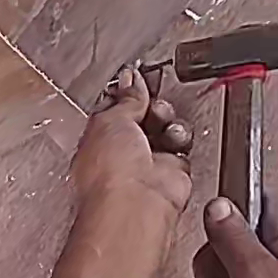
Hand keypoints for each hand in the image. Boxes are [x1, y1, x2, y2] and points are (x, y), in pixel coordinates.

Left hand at [68, 66, 193, 212]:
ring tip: (160, 122)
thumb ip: (125, 98)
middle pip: (141, 114)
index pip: (114, 108)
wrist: (135, 202)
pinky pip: (180, 144)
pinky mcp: (170, 171)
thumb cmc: (109, 172)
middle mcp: (120, 153)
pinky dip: (179, 137)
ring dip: (165, 119)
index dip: (126, 91)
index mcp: (96, 141)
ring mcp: (146, 162)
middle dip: (148, 103)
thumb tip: (130, 79)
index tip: (136, 75)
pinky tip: (172, 140)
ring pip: (163, 125)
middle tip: (149, 104)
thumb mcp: (110, 120)